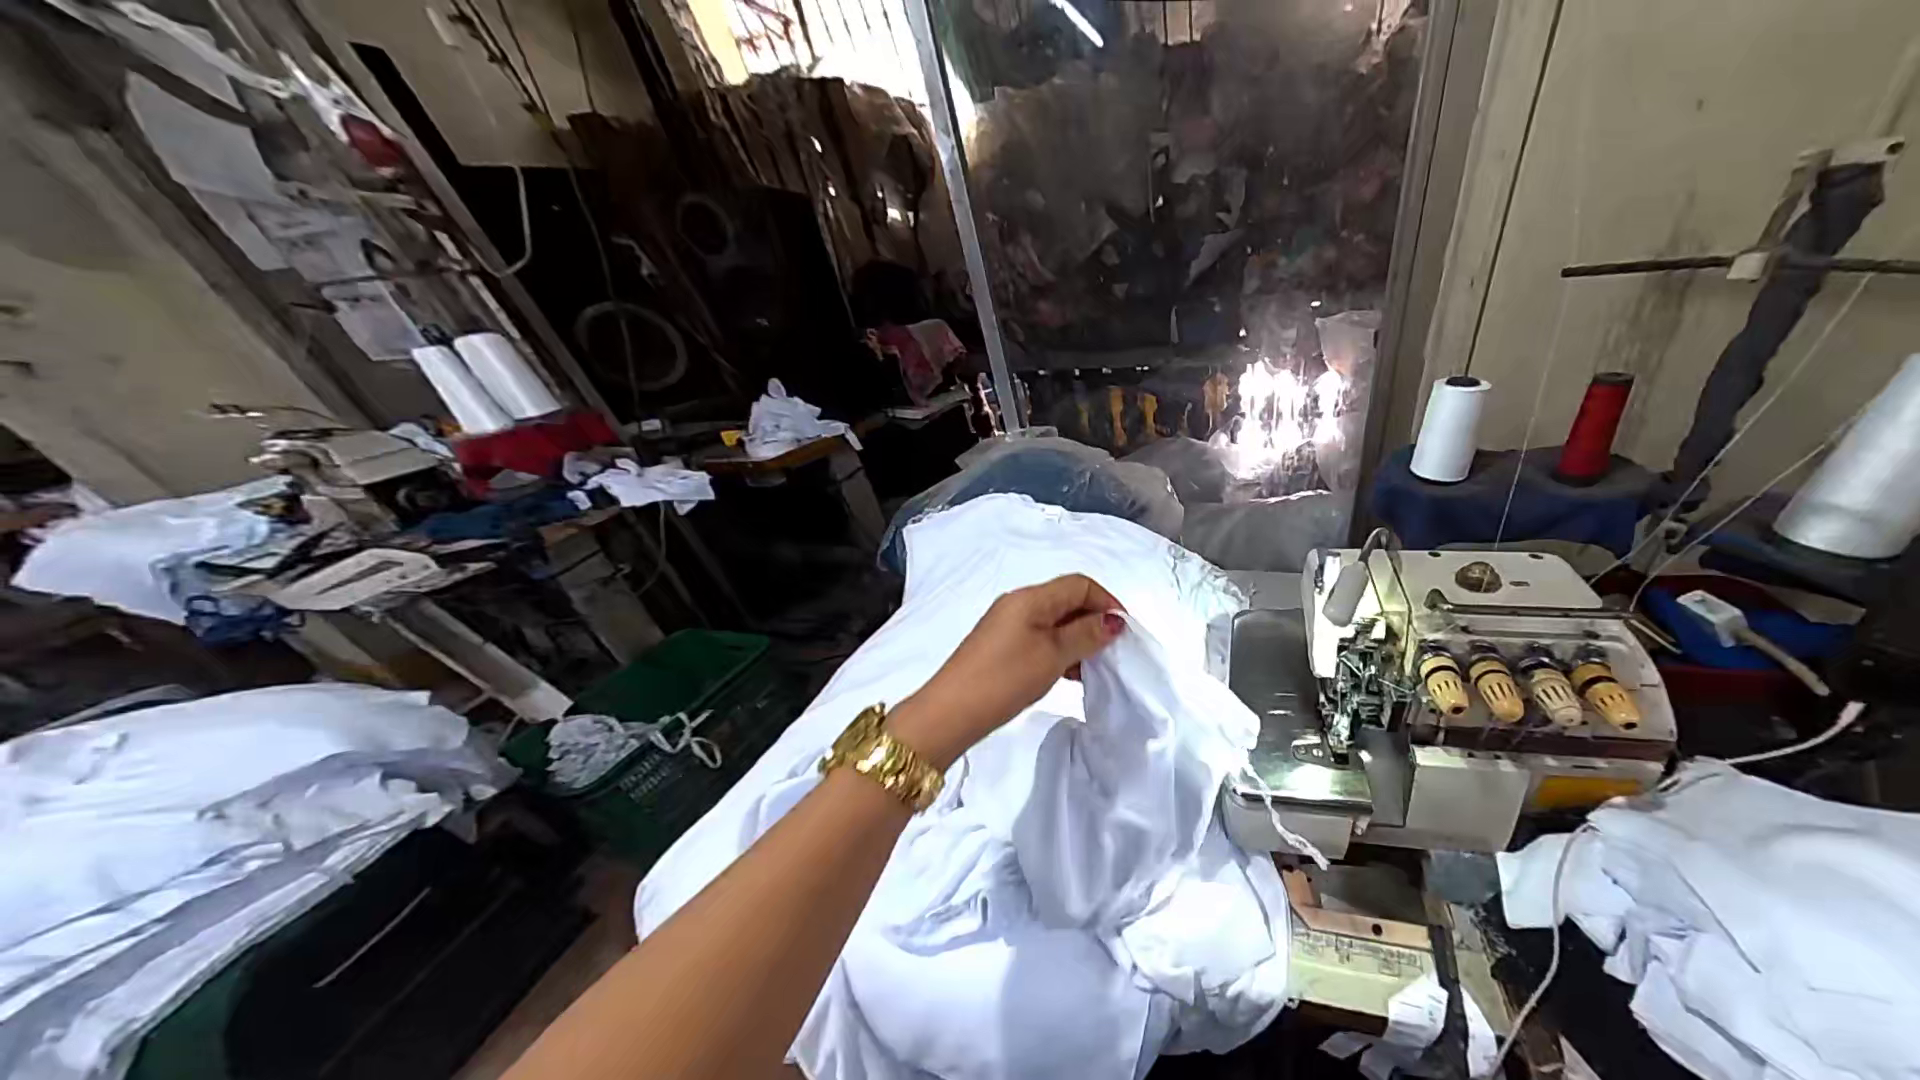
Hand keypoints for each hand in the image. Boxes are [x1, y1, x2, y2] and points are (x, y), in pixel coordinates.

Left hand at [887, 574, 1124, 767]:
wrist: (951, 711)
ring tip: (1092, 668)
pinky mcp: (1000, 646)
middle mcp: (1017, 603)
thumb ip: (1086, 634)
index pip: (1079, 584)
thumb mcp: (1053, 655)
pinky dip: (1059, 650)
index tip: (1125, 633)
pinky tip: (1069, 675)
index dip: (1107, 602)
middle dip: (1094, 621)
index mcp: (1030, 597)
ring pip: (1054, 621)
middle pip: (1067, 600)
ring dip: (1077, 639)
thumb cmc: (1005, 678)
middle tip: (1112, 653)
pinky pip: (1040, 638)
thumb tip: (1113, 620)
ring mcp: (1006, 625)